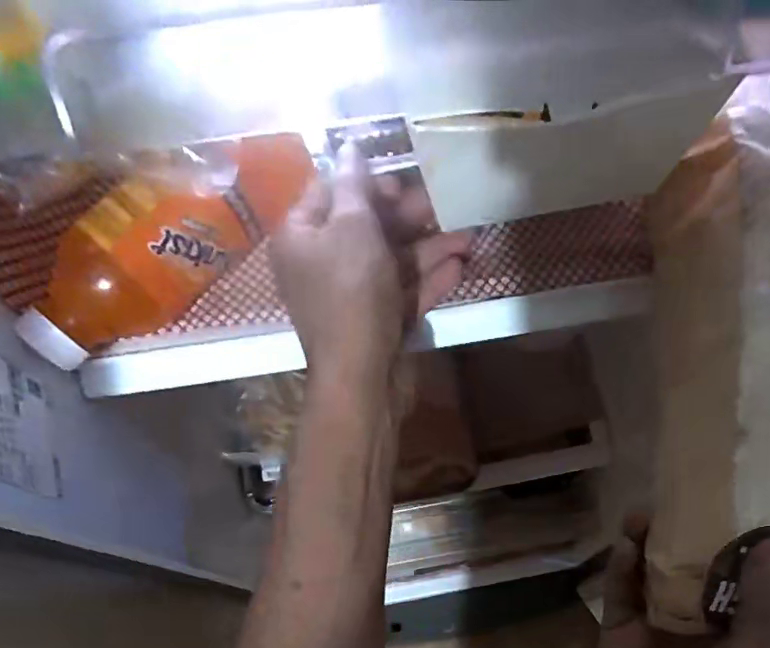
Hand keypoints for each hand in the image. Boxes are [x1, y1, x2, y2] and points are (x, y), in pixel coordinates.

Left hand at [270, 144, 472, 390]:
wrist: (362, 378)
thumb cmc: (350, 294)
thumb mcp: (352, 229)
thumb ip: (355, 186)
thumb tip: (349, 147)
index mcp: (302, 238)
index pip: (328, 193)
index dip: (364, 182)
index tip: (398, 180)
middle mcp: (323, 266)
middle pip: (366, 228)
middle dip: (407, 216)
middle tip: (440, 202)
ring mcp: (353, 298)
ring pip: (392, 262)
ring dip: (429, 248)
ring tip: (468, 234)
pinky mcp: (378, 324)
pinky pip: (403, 294)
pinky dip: (429, 281)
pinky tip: (460, 266)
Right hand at [597, 516, 769, 647]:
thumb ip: (764, 605)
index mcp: (727, 624)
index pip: (725, 572)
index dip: (722, 539)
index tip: (722, 504)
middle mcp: (689, 620)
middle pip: (679, 568)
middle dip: (675, 537)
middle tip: (673, 502)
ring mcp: (650, 627)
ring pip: (645, 577)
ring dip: (643, 547)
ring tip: (642, 515)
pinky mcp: (619, 637)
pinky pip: (619, 598)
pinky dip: (620, 572)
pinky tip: (625, 548)